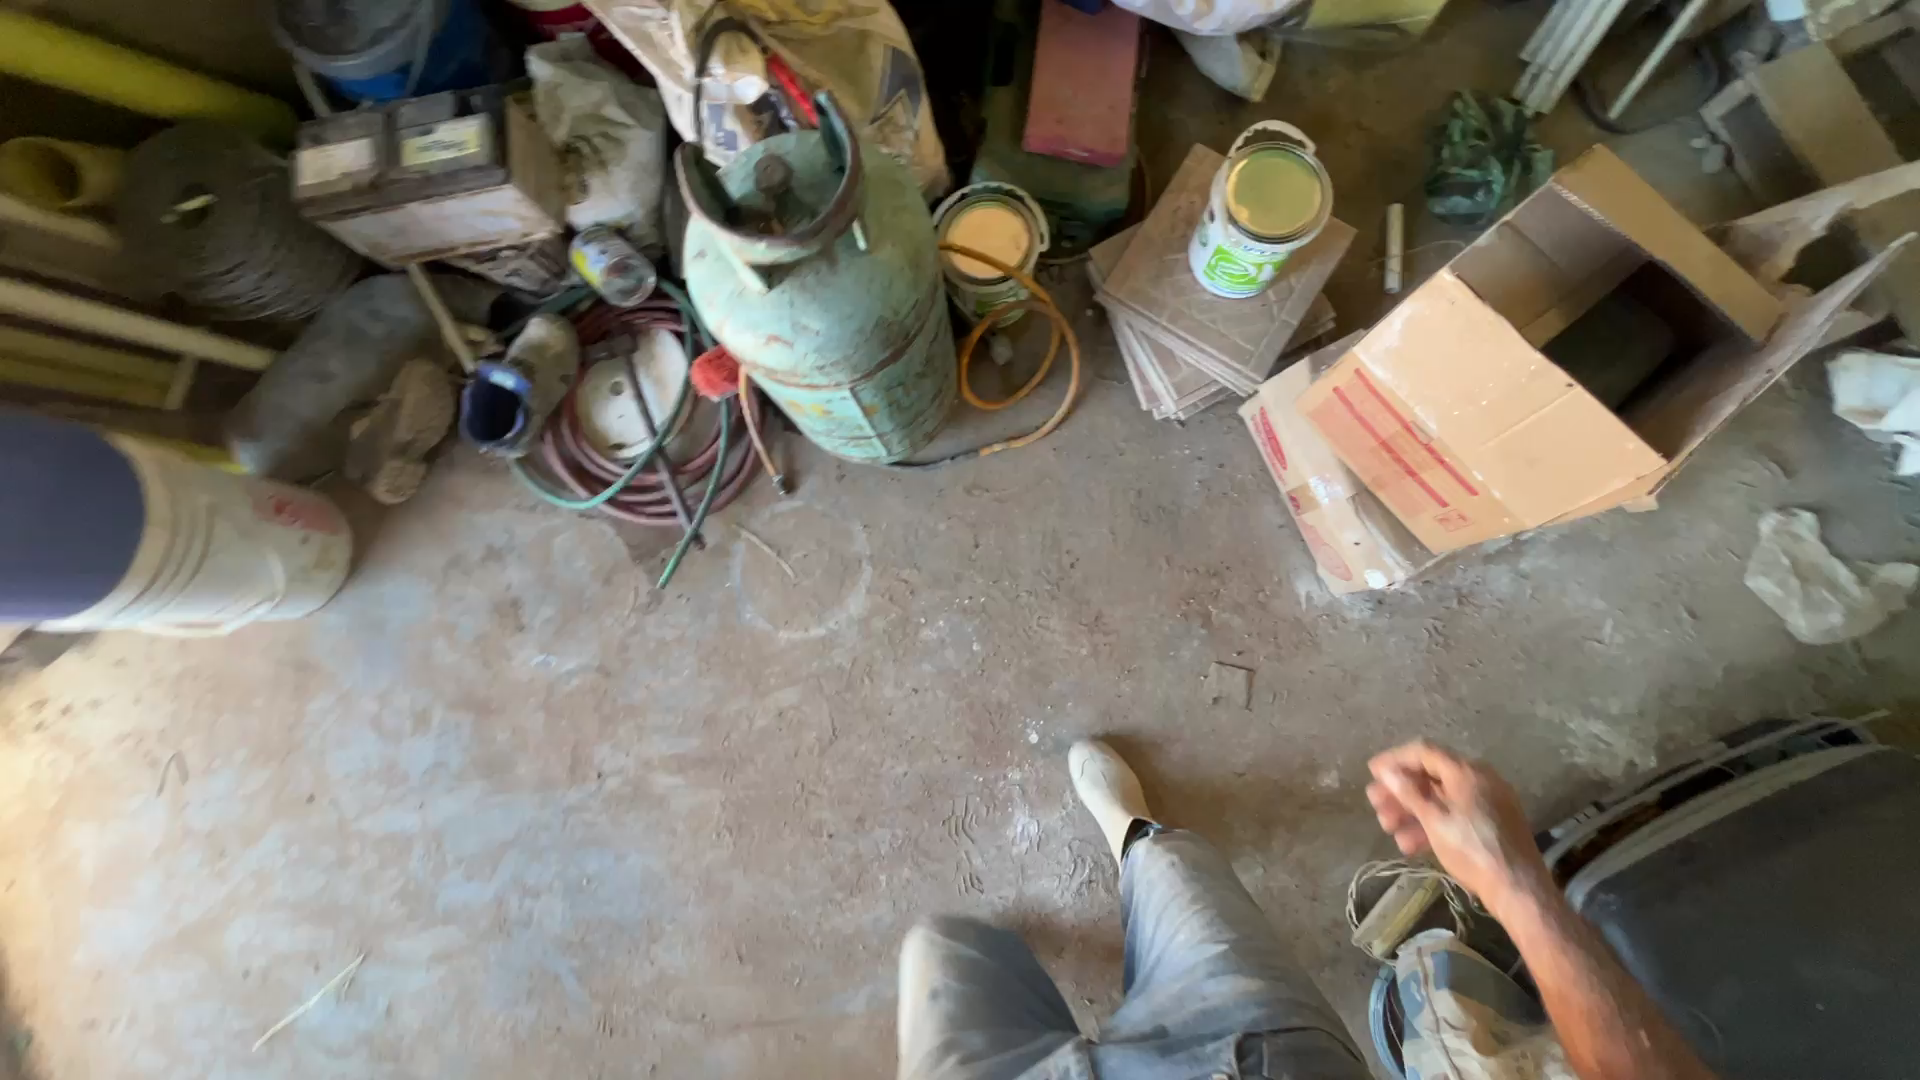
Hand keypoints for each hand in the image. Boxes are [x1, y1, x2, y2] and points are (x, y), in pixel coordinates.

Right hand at [1366, 740, 1550, 914]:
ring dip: (1410, 811)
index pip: (1424, 752)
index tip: (1372, 773)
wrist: (1519, 891)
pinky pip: (1454, 815)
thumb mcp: (1434, 819)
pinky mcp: (1490, 824)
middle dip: (1400, 792)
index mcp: (1467, 772)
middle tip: (1376, 804)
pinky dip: (1431, 824)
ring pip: (1440, 799)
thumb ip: (1408, 791)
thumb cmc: (1472, 849)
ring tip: (1388, 828)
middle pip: (1430, 777)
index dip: (1394, 759)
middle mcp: (1479, 781)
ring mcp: (1487, 803)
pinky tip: (1410, 844)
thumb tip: (1386, 771)